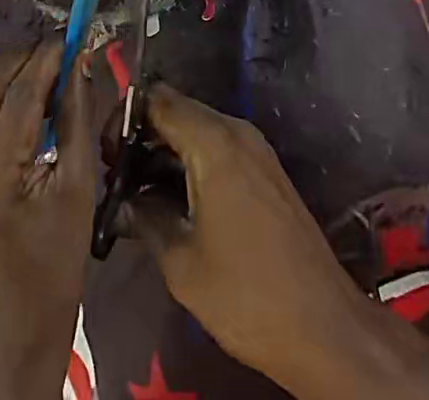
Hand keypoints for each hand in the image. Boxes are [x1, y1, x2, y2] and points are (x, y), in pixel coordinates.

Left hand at [0, 39, 97, 398]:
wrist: (16, 322)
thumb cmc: (59, 263)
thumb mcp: (79, 188)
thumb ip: (78, 119)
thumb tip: (81, 63)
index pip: (18, 100)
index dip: (46, 60)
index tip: (71, 35)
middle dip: (24, 59)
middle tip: (60, 49)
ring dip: (11, 77)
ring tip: (49, 71)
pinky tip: (27, 102)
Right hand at [128, 86, 428, 399]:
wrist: (325, 329)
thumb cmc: (247, 295)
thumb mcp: (181, 261)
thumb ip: (146, 218)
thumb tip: (126, 202)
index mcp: (214, 143)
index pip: (156, 100)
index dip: (122, 118)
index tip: (103, 153)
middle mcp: (237, 133)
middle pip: (176, 109)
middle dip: (141, 133)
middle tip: (114, 173)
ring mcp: (255, 151)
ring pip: (196, 128)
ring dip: (164, 149)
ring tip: (135, 189)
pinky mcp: (264, 172)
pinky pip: (216, 148)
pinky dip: (188, 161)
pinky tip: (170, 198)